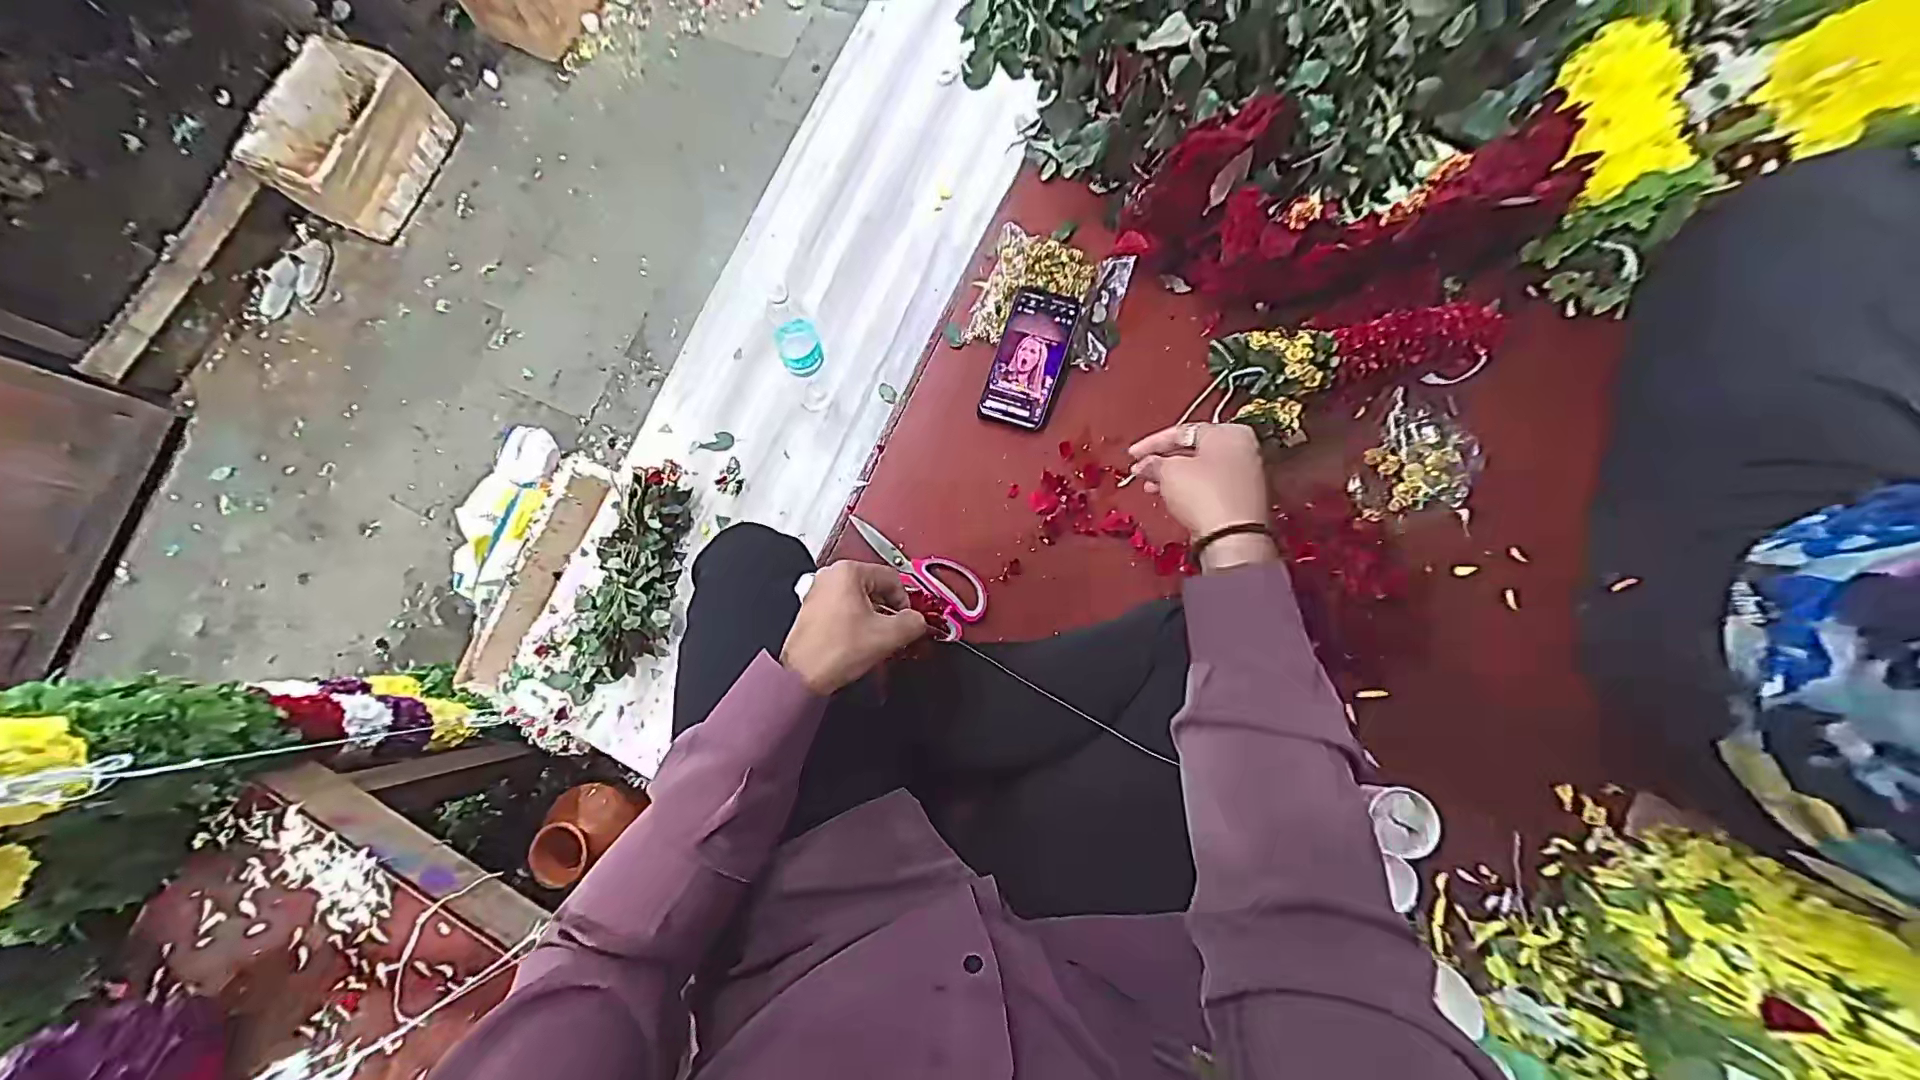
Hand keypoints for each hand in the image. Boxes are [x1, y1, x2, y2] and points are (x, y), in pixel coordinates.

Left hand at [780, 560, 929, 694]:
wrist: (802, 675)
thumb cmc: (833, 651)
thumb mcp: (888, 635)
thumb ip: (913, 622)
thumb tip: (918, 620)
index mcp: (848, 572)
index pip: (892, 579)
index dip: (905, 601)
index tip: (908, 619)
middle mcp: (830, 576)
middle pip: (876, 588)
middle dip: (889, 611)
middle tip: (894, 631)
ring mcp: (819, 592)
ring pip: (861, 600)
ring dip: (873, 618)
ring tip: (875, 639)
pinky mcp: (813, 610)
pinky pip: (845, 610)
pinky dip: (856, 623)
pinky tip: (858, 642)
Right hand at [1127, 422, 1277, 570]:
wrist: (1232, 535)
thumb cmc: (1202, 494)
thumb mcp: (1169, 472)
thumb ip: (1153, 463)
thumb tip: (1145, 464)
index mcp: (1227, 432)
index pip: (1182, 431)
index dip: (1152, 443)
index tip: (1133, 454)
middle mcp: (1242, 447)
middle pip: (1193, 449)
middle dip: (1162, 460)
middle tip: (1140, 470)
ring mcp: (1246, 472)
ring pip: (1200, 468)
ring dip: (1173, 476)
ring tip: (1150, 487)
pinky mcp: (1243, 496)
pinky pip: (1210, 484)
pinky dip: (1189, 487)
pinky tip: (1171, 497)